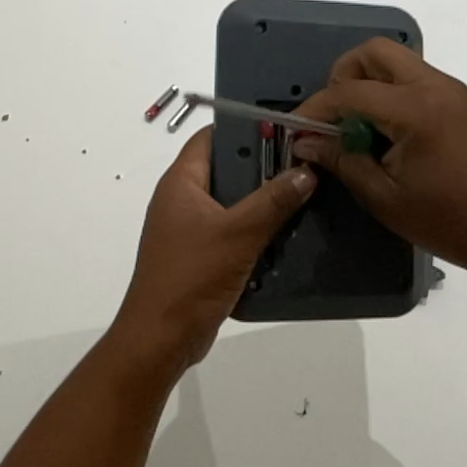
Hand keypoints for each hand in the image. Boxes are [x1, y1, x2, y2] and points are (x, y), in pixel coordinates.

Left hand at [110, 127, 315, 371]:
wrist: (160, 339)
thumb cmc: (192, 276)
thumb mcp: (238, 234)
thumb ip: (273, 201)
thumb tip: (305, 171)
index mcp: (181, 182)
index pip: (211, 137)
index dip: (244, 128)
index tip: (284, 129)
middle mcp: (182, 200)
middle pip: (227, 170)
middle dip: (263, 169)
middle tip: (304, 166)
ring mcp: (190, 230)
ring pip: (234, 204)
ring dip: (264, 205)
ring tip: (305, 198)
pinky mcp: (200, 257)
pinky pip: (233, 234)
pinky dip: (256, 234)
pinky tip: (288, 237)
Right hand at [291, 38, 466, 291]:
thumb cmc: (450, 223)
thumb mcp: (385, 198)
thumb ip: (343, 160)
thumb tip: (306, 141)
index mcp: (416, 109)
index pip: (351, 91)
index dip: (317, 108)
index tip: (298, 130)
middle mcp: (437, 87)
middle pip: (376, 52)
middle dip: (344, 76)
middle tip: (335, 117)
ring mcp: (455, 92)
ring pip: (400, 63)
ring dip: (371, 84)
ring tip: (362, 131)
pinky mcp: (466, 104)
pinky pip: (419, 81)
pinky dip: (394, 95)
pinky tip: (392, 138)